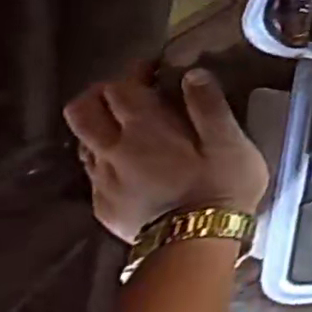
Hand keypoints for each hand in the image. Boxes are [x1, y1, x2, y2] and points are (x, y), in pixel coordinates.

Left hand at [62, 63, 269, 242]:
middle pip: (81, 111)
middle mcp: (111, 150)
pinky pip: (94, 169)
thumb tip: (192, 73)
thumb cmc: (221, 184)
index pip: (119, 88)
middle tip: (134, 93)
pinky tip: (135, 163)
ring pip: (83, 140)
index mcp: (144, 130)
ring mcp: (101, 180)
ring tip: (135, 127)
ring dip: (102, 125)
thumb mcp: (230, 141)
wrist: (194, 242)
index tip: (157, 69)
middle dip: (102, 94)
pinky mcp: (102, 203)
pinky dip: (108, 155)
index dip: (135, 73)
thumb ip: (209, 106)